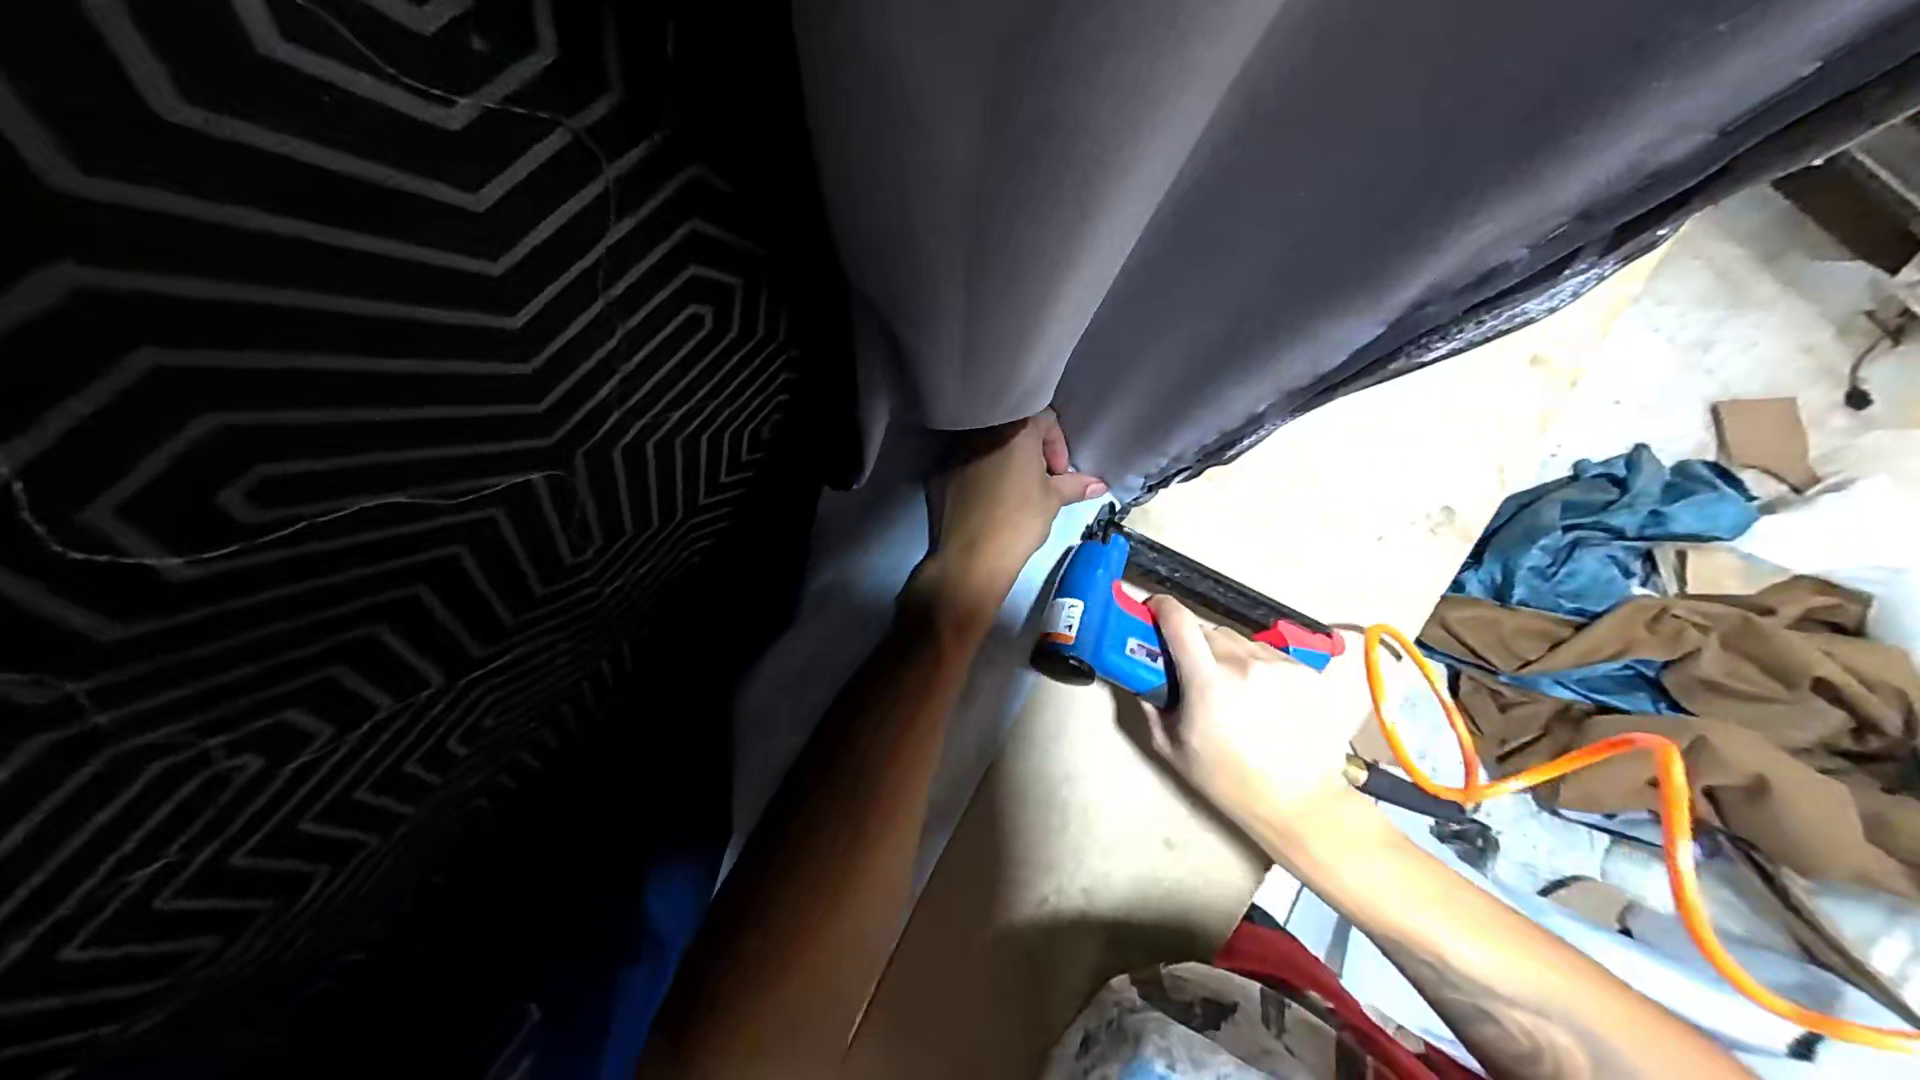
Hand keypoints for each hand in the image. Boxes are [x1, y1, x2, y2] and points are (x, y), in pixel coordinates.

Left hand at [914, 409, 1106, 622]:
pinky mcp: (939, 474)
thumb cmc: (1019, 521)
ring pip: (987, 447)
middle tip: (1039, 481)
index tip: (1059, 475)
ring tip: (1013, 493)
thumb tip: (1098, 484)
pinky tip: (987, 503)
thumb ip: (1074, 485)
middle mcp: (981, 432)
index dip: (1058, 446)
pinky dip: (980, 476)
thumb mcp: (1052, 500)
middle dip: (1031, 453)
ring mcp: (954, 452)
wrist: (971, 557)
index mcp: (1014, 429)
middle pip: (1014, 431)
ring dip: (1004, 462)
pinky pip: (965, 466)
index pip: (1045, 420)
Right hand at [1142, 596, 1373, 834]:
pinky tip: (1262, 696)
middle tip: (1191, 669)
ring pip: (1240, 640)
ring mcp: (1282, 666)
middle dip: (1193, 642)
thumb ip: (1151, 704)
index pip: (1179, 620)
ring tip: (1232, 686)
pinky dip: (1258, 666)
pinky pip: (1270, 655)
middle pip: (1208, 629)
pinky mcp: (1308, 672)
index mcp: (1209, 682)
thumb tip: (1141, 673)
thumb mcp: (1172, 747)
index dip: (1160, 606)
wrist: (1302, 803)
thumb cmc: (1229, 780)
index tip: (1152, 610)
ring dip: (1227, 653)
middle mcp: (1246, 664)